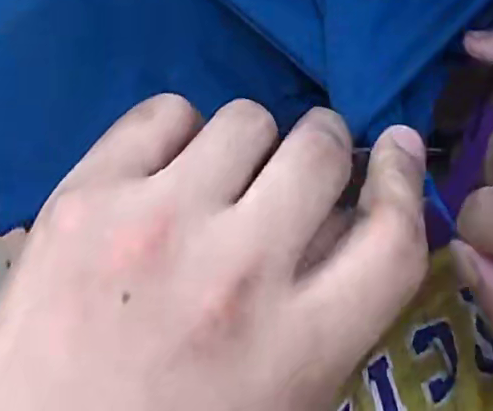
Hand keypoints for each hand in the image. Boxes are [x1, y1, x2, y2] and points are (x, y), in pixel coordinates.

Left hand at [0, 96, 430, 410]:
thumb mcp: (280, 396)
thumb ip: (328, 306)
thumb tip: (345, 204)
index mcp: (293, 350)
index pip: (392, 237)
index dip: (404, 178)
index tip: (397, 146)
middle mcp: (235, 274)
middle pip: (321, 149)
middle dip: (320, 146)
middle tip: (293, 168)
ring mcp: (157, 225)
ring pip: (247, 117)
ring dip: (246, 144)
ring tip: (215, 181)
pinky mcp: (88, 196)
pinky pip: (168, 111)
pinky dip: (177, 133)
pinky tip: (160, 173)